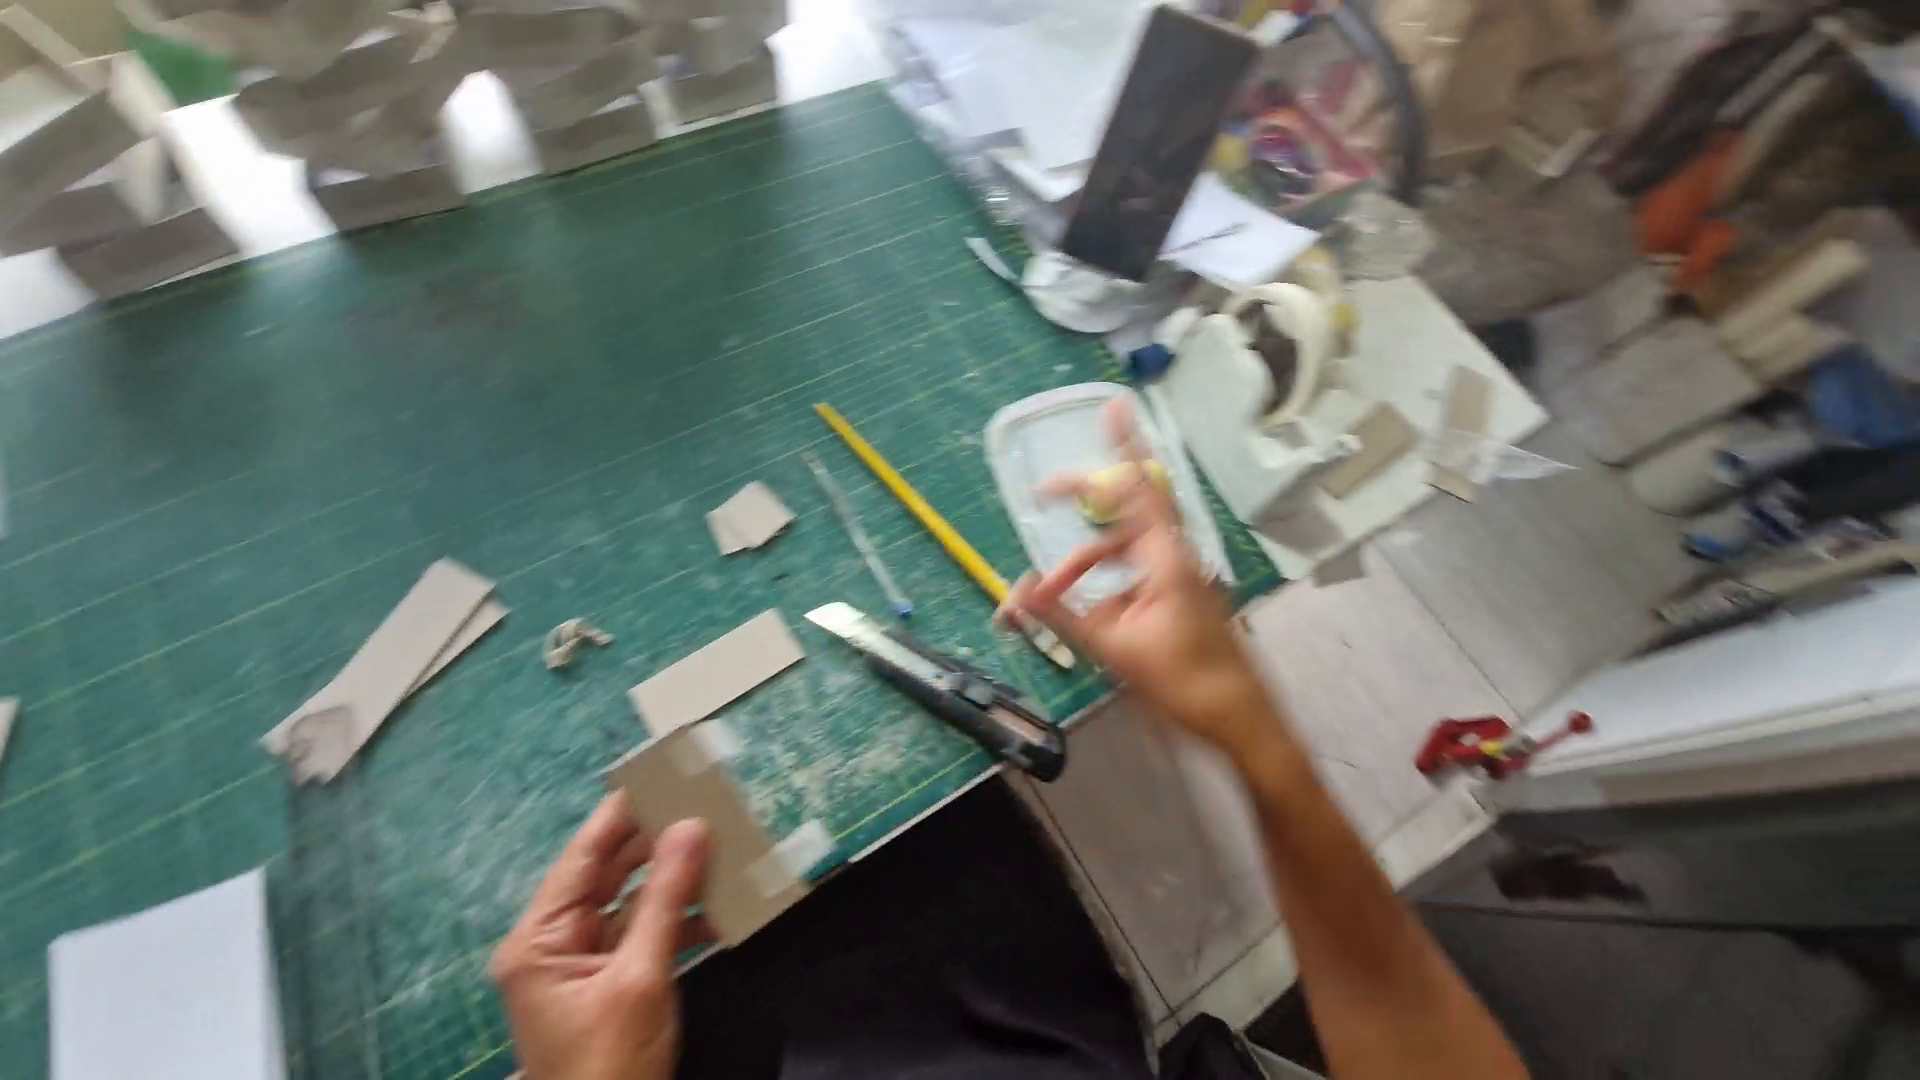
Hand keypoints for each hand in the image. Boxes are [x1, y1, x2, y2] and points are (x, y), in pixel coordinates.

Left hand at [492, 794, 711, 1079]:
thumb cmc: (609, 1062)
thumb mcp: (641, 977)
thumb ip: (666, 898)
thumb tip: (691, 828)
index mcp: (540, 938)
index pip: (584, 856)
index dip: (621, 814)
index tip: (660, 775)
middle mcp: (555, 942)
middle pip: (609, 874)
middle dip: (656, 843)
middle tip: (702, 804)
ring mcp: (583, 963)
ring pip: (632, 901)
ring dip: (674, 880)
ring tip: (719, 845)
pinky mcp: (612, 981)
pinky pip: (645, 932)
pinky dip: (679, 918)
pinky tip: (718, 903)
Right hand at [1002, 399, 1281, 757]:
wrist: (1240, 720)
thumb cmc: (1184, 684)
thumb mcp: (1114, 649)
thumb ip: (1063, 614)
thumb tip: (1017, 591)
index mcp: (1167, 557)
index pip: (1139, 486)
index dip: (1125, 444)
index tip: (1112, 408)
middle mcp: (1175, 556)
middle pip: (1121, 514)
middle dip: (1080, 509)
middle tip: (1043, 495)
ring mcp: (1179, 576)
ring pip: (1122, 551)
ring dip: (1084, 567)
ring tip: (1049, 597)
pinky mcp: (1179, 596)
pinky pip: (1133, 575)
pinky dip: (1104, 586)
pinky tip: (1086, 614)